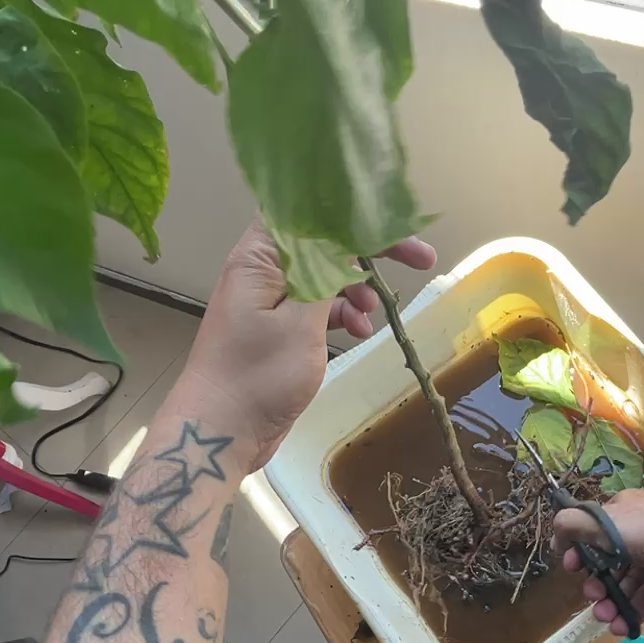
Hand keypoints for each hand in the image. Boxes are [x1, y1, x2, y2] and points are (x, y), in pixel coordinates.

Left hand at [180, 218, 436, 467]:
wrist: (222, 430)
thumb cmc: (257, 376)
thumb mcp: (299, 324)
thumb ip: (324, 278)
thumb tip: (345, 246)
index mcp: (259, 257)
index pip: (310, 212)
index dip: (354, 212)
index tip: (395, 224)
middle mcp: (265, 271)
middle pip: (325, 243)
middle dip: (371, 252)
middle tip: (421, 259)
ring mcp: (273, 302)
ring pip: (327, 278)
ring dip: (358, 290)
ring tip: (376, 313)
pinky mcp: (282, 330)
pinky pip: (320, 309)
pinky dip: (344, 316)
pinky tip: (360, 331)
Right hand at [550, 490, 643, 636]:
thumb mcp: (604, 523)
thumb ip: (571, 525)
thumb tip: (558, 538)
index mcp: (623, 509)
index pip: (592, 529)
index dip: (577, 550)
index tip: (569, 569)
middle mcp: (639, 528)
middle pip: (608, 559)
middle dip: (596, 583)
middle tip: (592, 599)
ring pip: (627, 581)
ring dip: (612, 602)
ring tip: (606, 620)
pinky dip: (632, 611)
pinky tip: (622, 628)